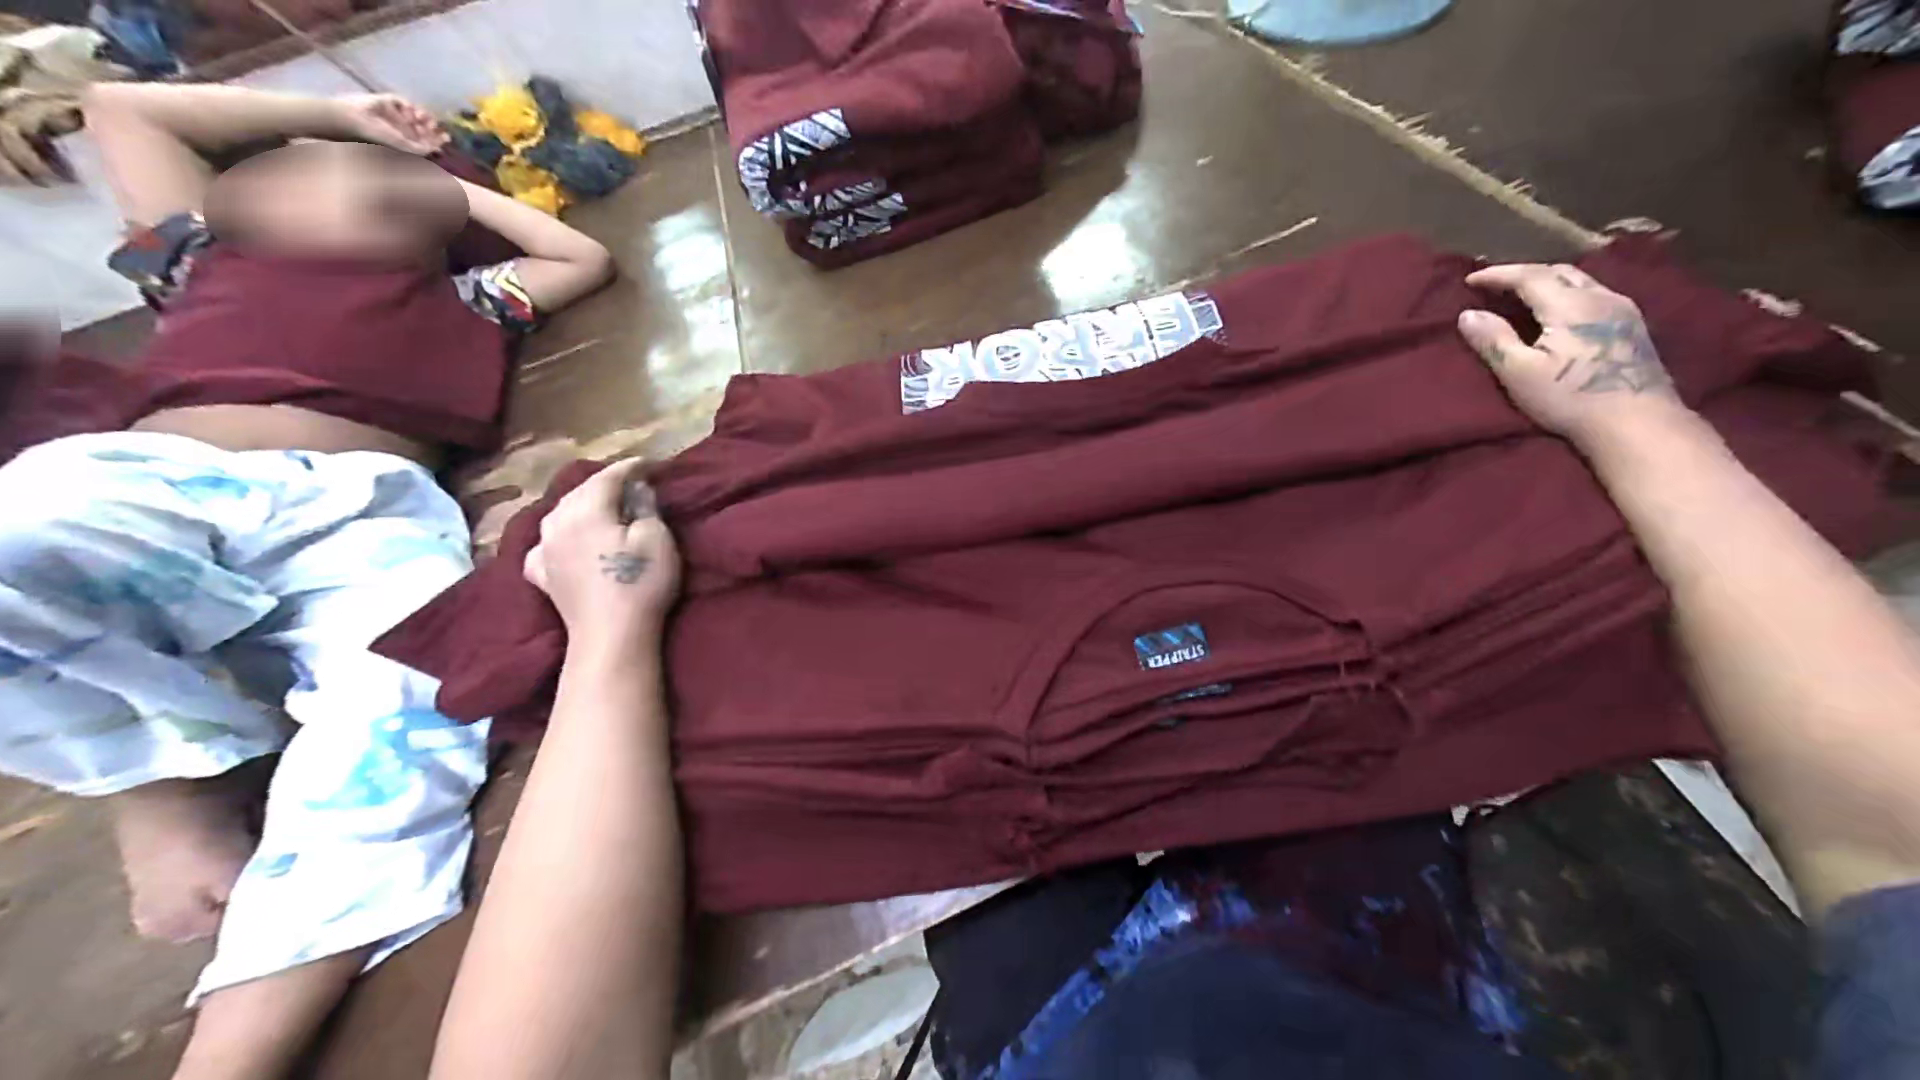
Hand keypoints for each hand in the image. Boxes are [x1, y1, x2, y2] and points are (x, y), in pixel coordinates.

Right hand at [335, 93, 448, 154]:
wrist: (356, 118)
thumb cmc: (379, 135)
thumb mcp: (404, 146)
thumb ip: (421, 149)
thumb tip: (437, 149)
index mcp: (409, 139)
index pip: (428, 138)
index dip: (439, 137)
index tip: (446, 136)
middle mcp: (405, 127)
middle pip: (425, 125)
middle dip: (432, 126)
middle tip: (433, 126)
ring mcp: (397, 114)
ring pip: (417, 113)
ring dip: (423, 115)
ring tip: (421, 119)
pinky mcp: (388, 101)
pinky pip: (404, 102)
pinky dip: (409, 106)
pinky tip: (409, 112)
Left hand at [524, 458, 681, 649]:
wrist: (610, 635)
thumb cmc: (639, 583)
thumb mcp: (657, 539)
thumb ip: (646, 508)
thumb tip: (637, 490)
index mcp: (586, 509)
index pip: (609, 476)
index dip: (632, 467)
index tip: (652, 464)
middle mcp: (557, 522)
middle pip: (580, 491)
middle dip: (605, 483)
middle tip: (631, 482)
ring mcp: (544, 550)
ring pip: (559, 513)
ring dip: (581, 504)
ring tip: (601, 504)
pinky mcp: (542, 575)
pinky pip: (545, 543)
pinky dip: (558, 535)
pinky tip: (561, 540)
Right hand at [1457, 263, 1683, 446]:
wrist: (1635, 421)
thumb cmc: (1570, 397)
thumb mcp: (1519, 372)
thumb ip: (1493, 340)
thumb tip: (1467, 314)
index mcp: (1571, 305)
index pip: (1530, 276)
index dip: (1498, 274)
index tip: (1469, 279)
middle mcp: (1601, 297)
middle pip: (1559, 271)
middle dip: (1523, 274)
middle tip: (1494, 285)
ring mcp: (1622, 310)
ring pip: (1580, 281)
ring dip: (1547, 282)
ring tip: (1521, 295)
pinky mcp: (1631, 326)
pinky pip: (1593, 295)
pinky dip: (1565, 293)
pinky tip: (1556, 310)